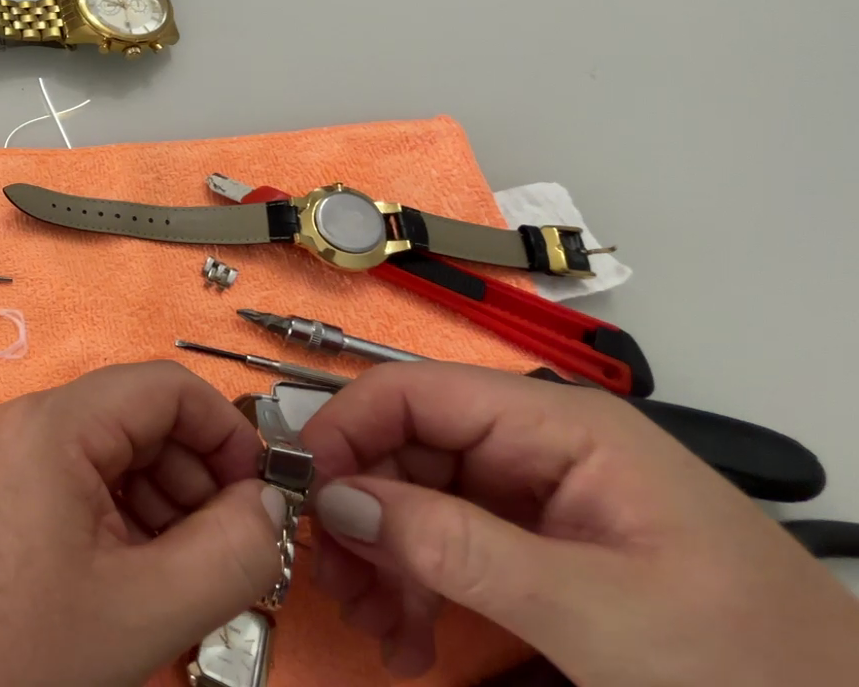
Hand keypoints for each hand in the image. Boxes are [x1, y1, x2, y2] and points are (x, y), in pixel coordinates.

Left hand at [0, 361, 287, 686]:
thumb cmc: (22, 651)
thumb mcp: (150, 607)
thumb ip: (235, 551)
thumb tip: (268, 505)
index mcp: (52, 424)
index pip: (164, 385)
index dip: (225, 433)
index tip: (259, 499)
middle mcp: (22, 422)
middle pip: (137, 418)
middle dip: (194, 479)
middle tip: (223, 555)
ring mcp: (2, 454)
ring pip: (110, 454)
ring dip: (161, 506)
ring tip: (177, 579)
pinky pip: (75, 480)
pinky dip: (119, 519)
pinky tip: (131, 579)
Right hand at [299, 362, 858, 683]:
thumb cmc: (747, 667)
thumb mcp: (597, 612)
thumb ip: (457, 548)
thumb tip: (336, 500)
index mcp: (559, 428)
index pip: (413, 392)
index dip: (345, 429)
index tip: (302, 493)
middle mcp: (534, 447)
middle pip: (403, 449)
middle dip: (359, 513)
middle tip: (332, 580)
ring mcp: (530, 497)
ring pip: (411, 499)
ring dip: (376, 559)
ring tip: (371, 622)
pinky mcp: (530, 545)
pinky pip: (439, 544)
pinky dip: (409, 586)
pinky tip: (404, 635)